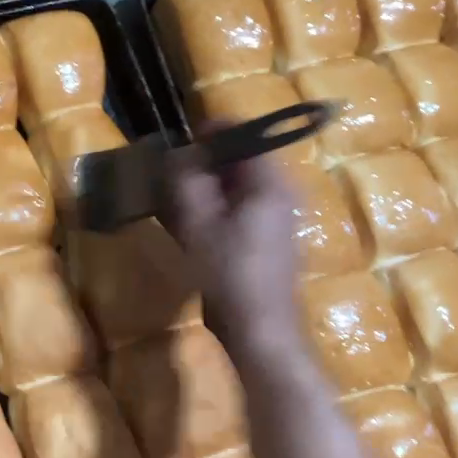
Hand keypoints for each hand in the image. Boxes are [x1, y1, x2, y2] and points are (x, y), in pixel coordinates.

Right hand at [158, 145, 303, 357]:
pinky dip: (221, 202)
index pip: (246, 133)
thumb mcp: (198, 222)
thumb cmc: (229, 271)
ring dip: (211, 183)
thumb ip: (188, 180)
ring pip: (242, 182)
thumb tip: (181, 152)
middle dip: (207, 159)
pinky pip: (245, 202)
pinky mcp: (273, 235)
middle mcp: (284, 190)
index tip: (179, 139)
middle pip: (244, 158)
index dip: (211, 131)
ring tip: (178, 194)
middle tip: (172, 170)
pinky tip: (196, 221)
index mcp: (272, 181)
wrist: (260, 326)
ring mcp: (282, 214)